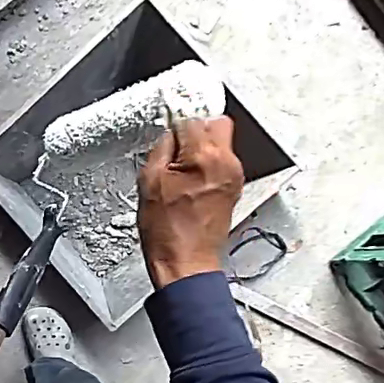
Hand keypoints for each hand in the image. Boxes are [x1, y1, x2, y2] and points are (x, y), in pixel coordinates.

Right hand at [137, 116, 244, 288]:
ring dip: (200, 149)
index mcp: (205, 157)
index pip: (192, 118)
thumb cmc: (167, 234)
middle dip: (194, 130)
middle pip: (215, 123)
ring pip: (220, 142)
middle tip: (174, 149)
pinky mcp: (234, 188)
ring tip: (180, 173)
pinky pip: (221, 162)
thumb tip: (169, 133)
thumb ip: (161, 149)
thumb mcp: (149, 183)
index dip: (174, 123)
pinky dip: (206, 166)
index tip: (167, 127)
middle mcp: (226, 163)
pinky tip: (188, 184)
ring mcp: (234, 176)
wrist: (185, 264)